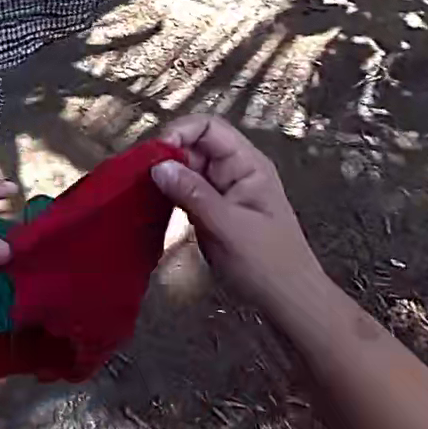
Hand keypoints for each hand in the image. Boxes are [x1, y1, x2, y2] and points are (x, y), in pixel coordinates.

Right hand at [150, 115, 330, 315]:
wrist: (288, 300)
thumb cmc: (267, 263)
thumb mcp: (228, 227)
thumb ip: (193, 194)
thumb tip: (158, 165)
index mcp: (247, 164)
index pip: (209, 127)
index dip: (180, 132)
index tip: (154, 155)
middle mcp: (233, 170)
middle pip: (193, 144)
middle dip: (166, 154)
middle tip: (138, 175)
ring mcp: (221, 190)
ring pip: (185, 167)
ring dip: (163, 174)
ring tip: (140, 188)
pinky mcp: (210, 208)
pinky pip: (184, 189)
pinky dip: (167, 192)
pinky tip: (150, 202)